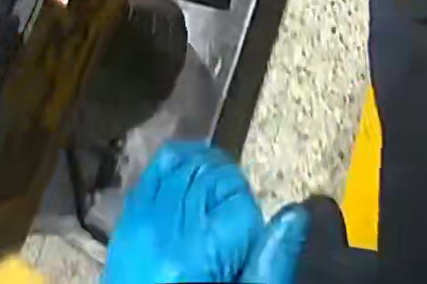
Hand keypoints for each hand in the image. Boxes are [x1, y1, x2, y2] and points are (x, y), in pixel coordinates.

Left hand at [103, 142, 264, 283]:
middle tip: (237, 224)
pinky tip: (195, 177)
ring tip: (219, 200)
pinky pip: (158, 166)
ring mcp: (143, 216)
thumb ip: (270, 265)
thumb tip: (296, 214)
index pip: (239, 201)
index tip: (250, 241)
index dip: (253, 217)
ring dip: (208, 172)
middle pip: (211, 175)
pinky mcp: (130, 213)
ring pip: (186, 162)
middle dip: (232, 191)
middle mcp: (166, 228)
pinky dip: (180, 161)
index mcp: (196, 258)